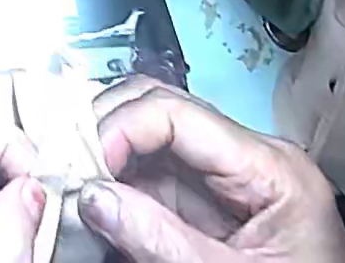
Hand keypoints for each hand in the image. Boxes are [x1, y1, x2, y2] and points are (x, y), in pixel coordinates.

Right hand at [76, 77, 344, 262]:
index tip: (87, 161)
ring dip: (109, 146)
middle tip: (72, 157)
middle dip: (110, 124)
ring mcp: (228, 174)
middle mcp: (248, 155)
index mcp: (272, 167)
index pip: (176, 111)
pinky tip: (97, 186)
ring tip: (77, 169)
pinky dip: (120, 174)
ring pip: (151, 132)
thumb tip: (89, 194)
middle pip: (161, 105)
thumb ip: (160, 239)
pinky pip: (155, 168)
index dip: (123, 125)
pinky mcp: (211, 198)